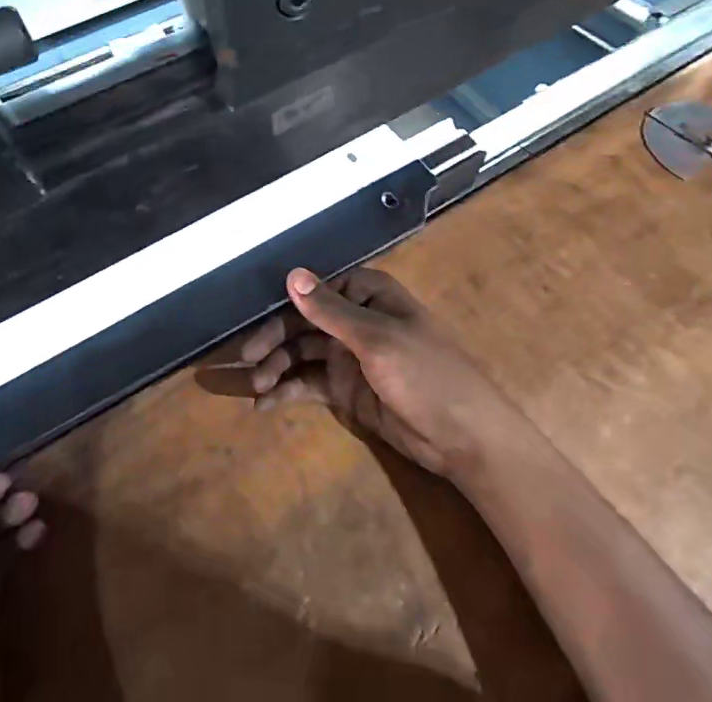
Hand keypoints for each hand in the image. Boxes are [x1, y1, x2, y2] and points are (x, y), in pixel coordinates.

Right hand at [238, 267, 529, 478]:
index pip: (318, 291)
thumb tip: (292, 274)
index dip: (287, 306)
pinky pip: (310, 383)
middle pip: (305, 323)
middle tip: (248, 362)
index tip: (258, 328)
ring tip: (257, 388)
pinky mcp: (348, 390)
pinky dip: (288, 391)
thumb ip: (330, 310)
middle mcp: (357, 321)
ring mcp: (352, 356)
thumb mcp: (376, 339)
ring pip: (303, 353)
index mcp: (370, 296)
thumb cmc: (426, 374)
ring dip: (278, 367)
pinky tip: (266, 404)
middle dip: (275, 341)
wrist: (462, 436)